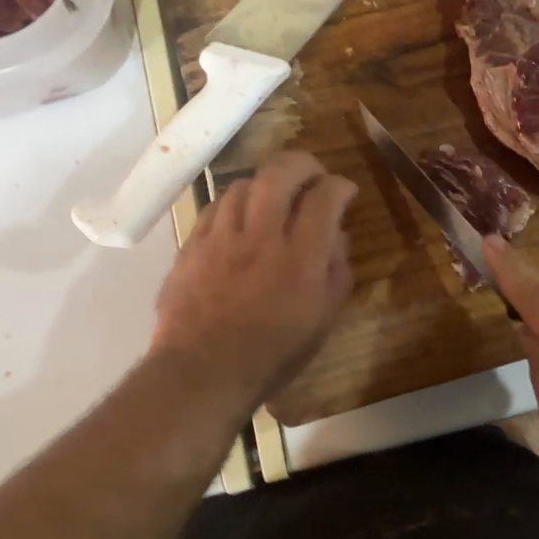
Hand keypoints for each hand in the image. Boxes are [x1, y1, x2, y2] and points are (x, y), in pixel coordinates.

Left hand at [151, 153, 358, 406]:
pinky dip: (237, 201)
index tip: (345, 191)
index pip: (325, 197)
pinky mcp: (192, 244)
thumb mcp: (322, 321)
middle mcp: (261, 238)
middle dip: (304, 164)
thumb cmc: (271, 355)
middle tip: (313, 175)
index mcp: (300, 260)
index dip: (340, 186)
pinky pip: (217, 205)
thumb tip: (336, 237)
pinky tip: (243, 217)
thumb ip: (336, 273)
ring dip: (268, 182)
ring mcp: (221, 238)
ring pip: (245, 183)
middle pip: (281, 173)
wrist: (201, 373)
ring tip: (277, 196)